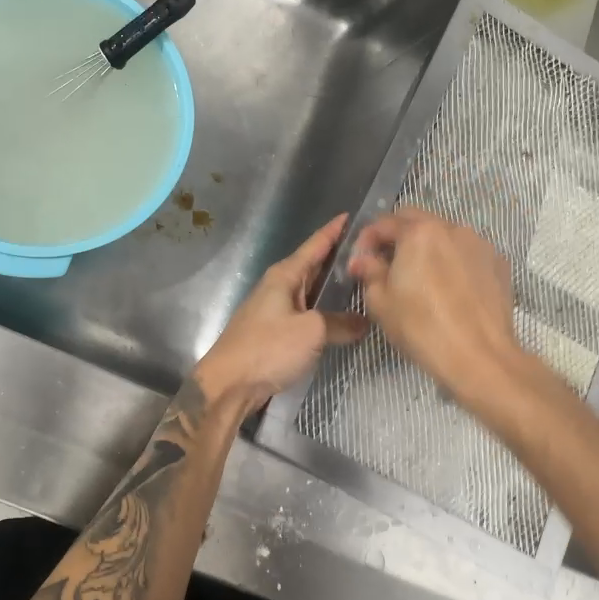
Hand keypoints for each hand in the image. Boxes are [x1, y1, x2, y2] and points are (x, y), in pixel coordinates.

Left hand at [194, 215, 365, 410]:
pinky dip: (324, 310)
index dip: (334, 230)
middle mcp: (279, 286)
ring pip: (311, 291)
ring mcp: (276, 310)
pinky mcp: (276, 332)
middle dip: (338, 257)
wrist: (229, 384)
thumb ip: (340, 323)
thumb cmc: (268, 348)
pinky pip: (307, 313)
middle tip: (369, 251)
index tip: (352, 215)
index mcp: (285, 275)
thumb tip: (364, 322)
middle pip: (313, 266)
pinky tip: (342, 317)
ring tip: (362, 282)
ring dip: (333, 286)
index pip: (315, 245)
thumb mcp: (312, 331)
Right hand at [347, 207, 525, 406]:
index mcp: (419, 233)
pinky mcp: (499, 263)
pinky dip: (454, 261)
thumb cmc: (422, 328)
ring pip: (446, 235)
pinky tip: (450, 288)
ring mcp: (479, 244)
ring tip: (422, 276)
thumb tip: (363, 261)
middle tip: (388, 264)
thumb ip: (369, 272)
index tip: (360, 261)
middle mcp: (451, 228)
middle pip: (417, 221)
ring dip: (428, 247)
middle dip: (398, 236)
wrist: (480, 357)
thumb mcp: (381, 302)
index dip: (367, 239)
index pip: (384, 223)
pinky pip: (467, 253)